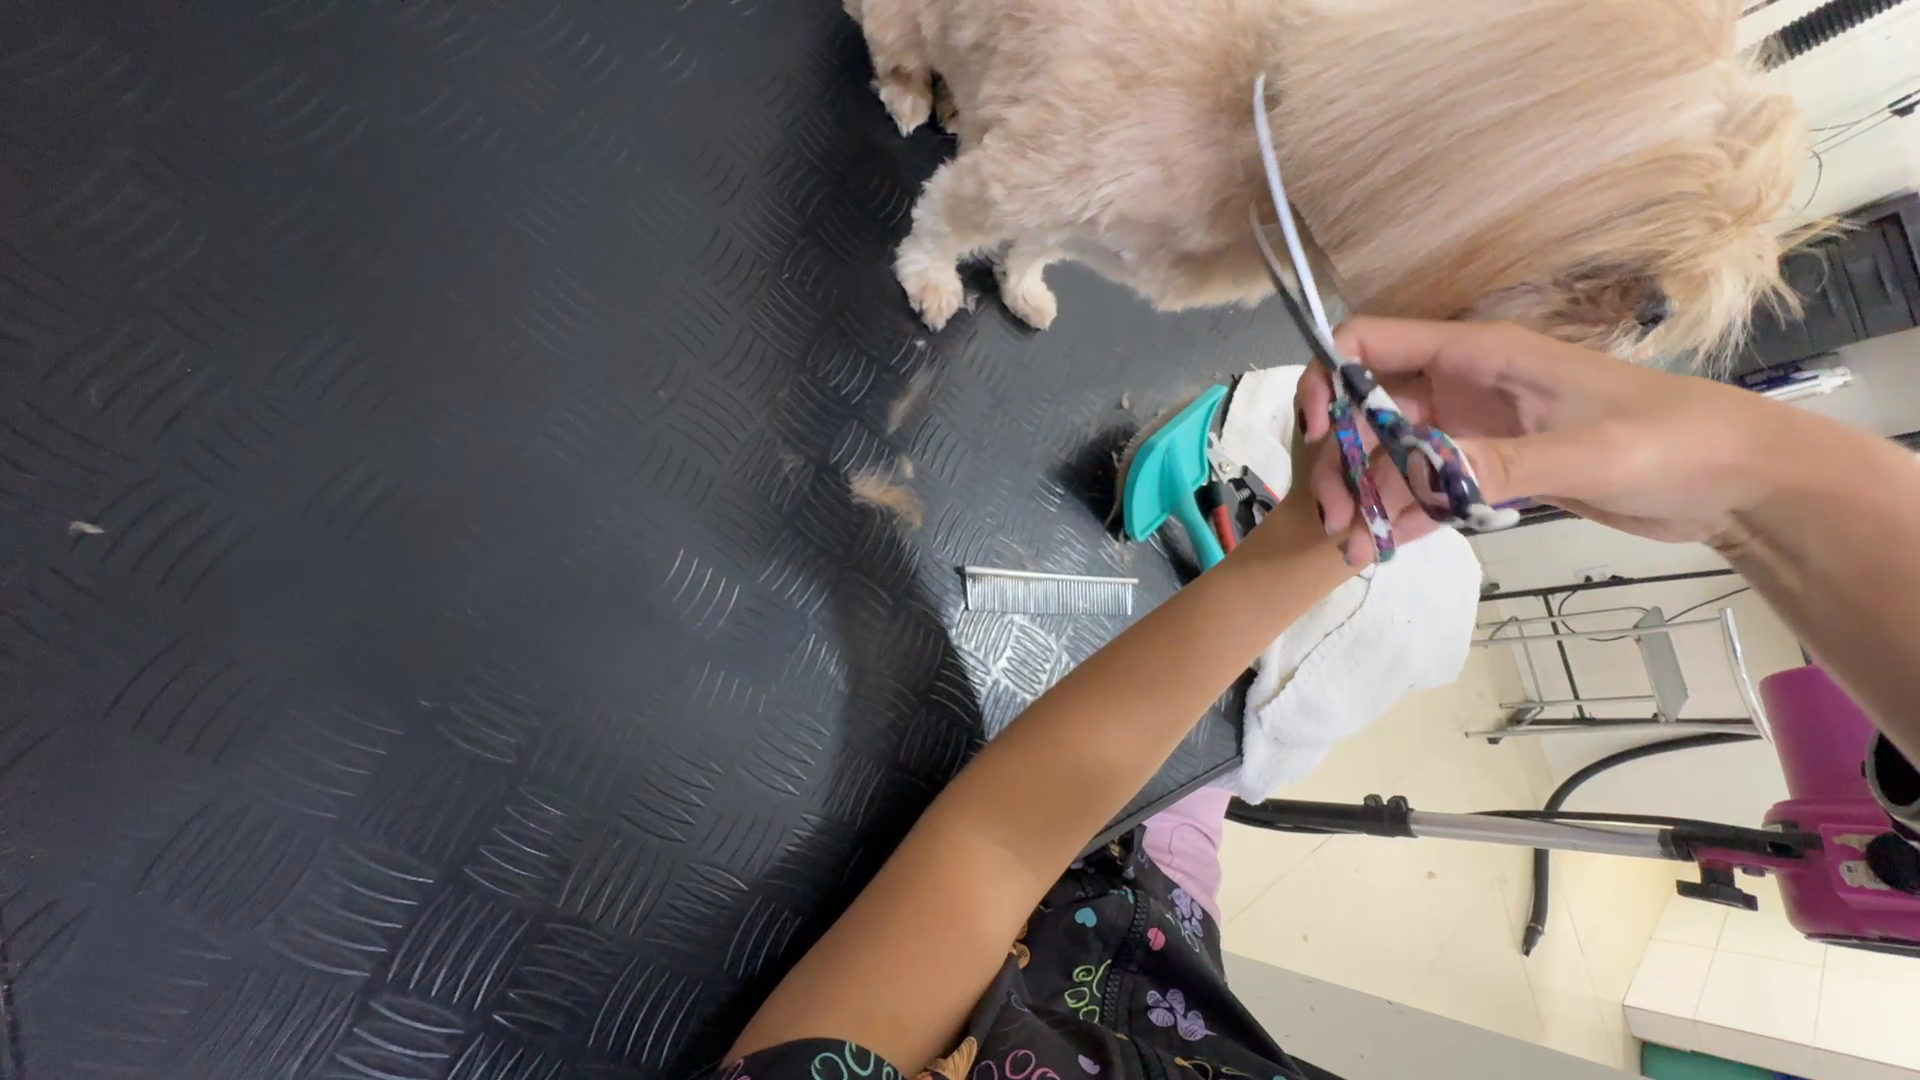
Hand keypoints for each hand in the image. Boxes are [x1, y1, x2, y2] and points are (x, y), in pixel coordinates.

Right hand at [1295, 318, 1782, 561]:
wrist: (1739, 481)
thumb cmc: (1673, 441)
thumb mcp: (1586, 452)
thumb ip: (1496, 463)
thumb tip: (1415, 476)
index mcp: (1477, 355)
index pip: (1371, 344)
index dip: (1328, 379)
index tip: (1313, 432)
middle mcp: (1457, 387)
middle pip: (1365, 412)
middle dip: (1340, 460)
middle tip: (1336, 516)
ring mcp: (1465, 430)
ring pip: (1386, 457)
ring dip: (1364, 498)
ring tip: (1355, 548)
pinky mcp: (1480, 469)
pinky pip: (1420, 489)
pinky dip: (1398, 517)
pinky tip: (1381, 549)